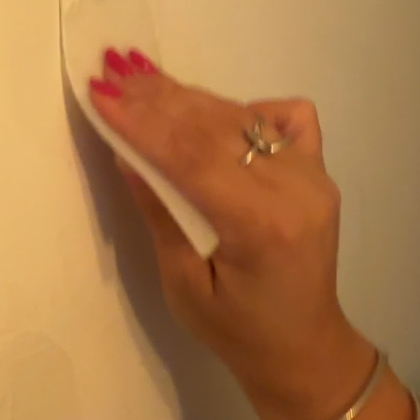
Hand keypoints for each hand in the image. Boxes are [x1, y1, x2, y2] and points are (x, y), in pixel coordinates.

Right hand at [90, 48, 375, 419]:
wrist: (304, 348)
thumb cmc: (236, 330)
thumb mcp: (183, 282)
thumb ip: (160, 213)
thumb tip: (126, 154)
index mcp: (261, 225)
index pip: (191, 157)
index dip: (141, 123)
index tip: (101, 93)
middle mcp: (296, 189)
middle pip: (213, 127)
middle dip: (154, 98)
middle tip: (111, 71)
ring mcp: (313, 175)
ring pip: (239, 116)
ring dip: (184, 95)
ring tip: (137, 73)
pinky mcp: (317, 169)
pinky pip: (282, 118)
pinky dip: (243, 106)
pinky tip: (208, 110)